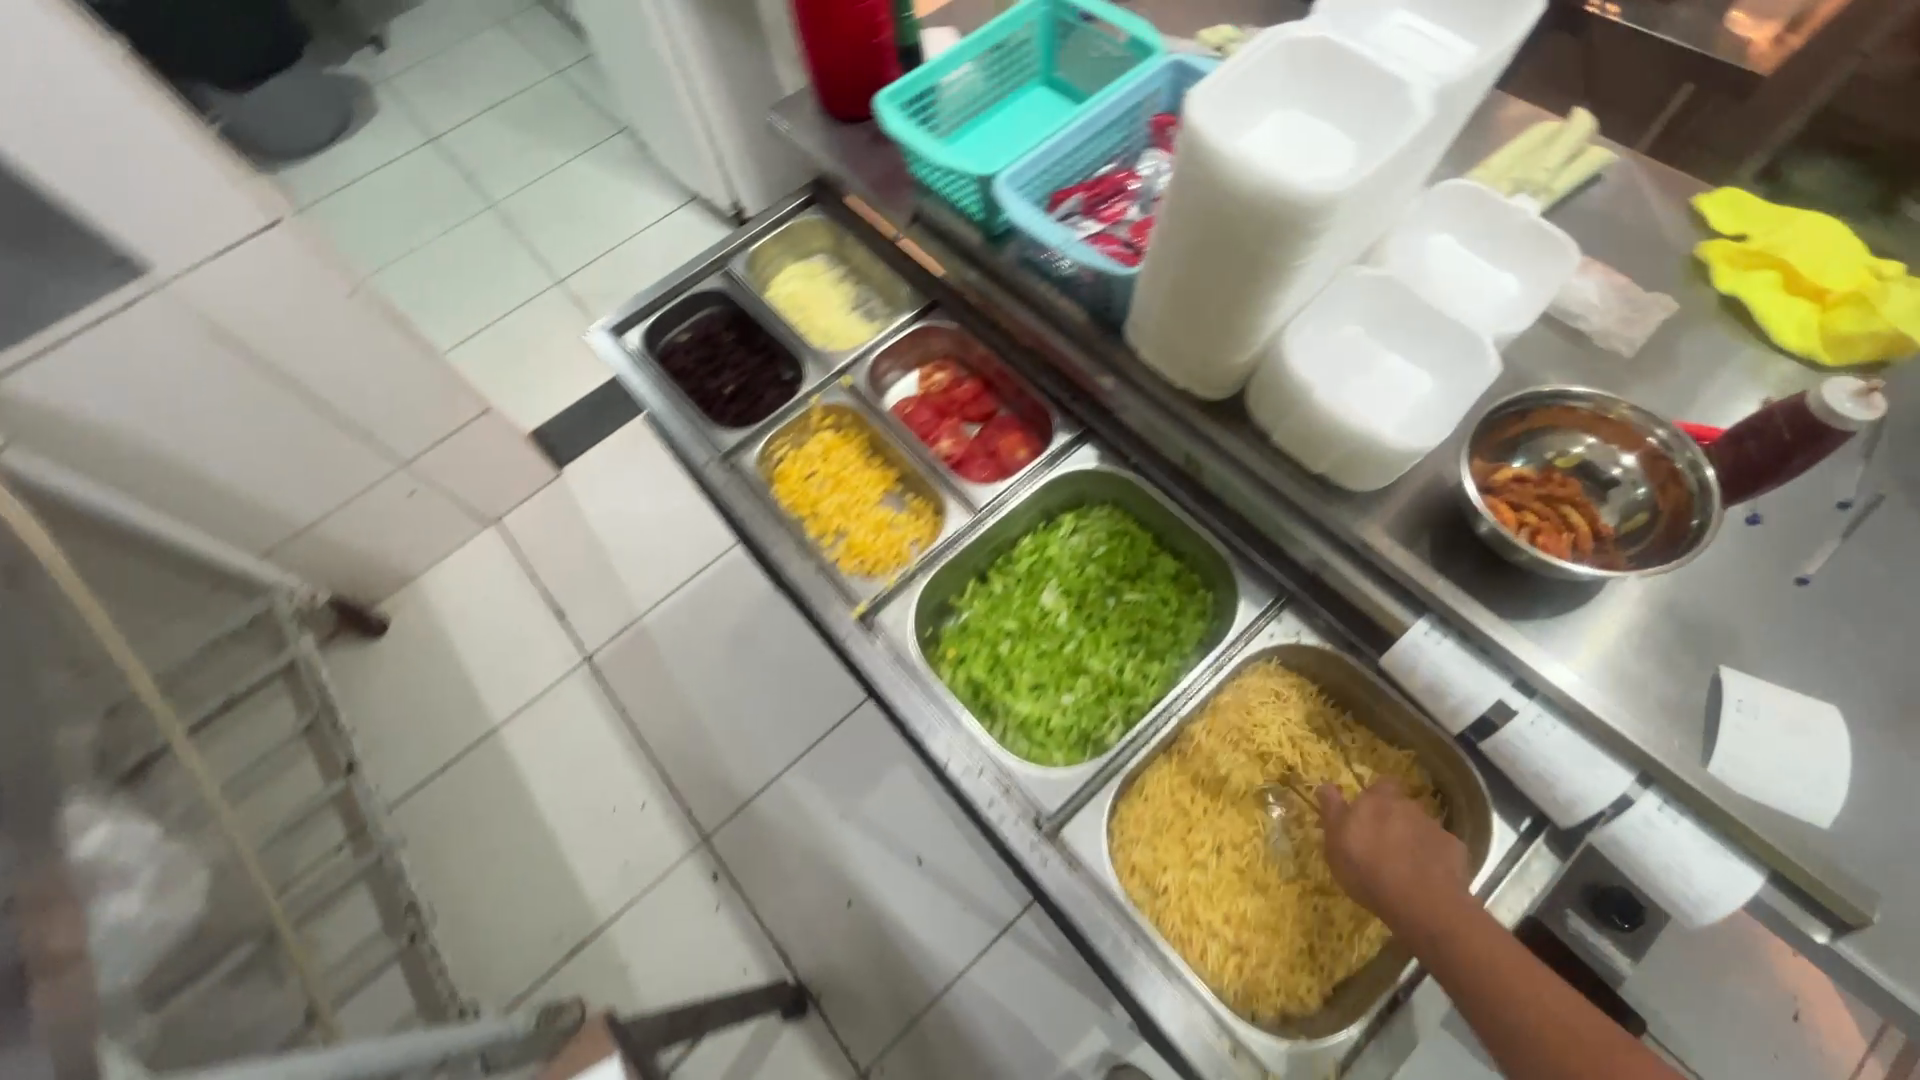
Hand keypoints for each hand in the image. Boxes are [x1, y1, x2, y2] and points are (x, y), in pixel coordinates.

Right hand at [1318, 780, 1470, 937]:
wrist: (1422, 903)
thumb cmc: (1367, 870)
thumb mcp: (1334, 843)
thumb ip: (1332, 811)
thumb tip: (1326, 785)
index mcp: (1377, 801)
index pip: (1382, 784)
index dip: (1377, 795)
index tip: (1368, 811)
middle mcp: (1409, 807)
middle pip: (1402, 806)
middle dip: (1395, 819)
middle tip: (1382, 843)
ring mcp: (1435, 828)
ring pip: (1421, 827)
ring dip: (1413, 839)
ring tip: (1405, 865)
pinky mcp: (1456, 851)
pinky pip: (1441, 849)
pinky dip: (1433, 858)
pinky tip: (1426, 877)